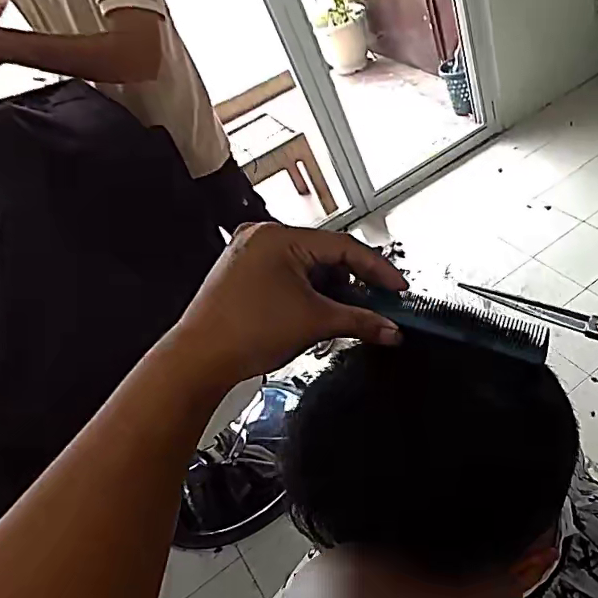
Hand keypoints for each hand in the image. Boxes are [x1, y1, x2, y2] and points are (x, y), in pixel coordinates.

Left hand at [162, 223, 405, 389]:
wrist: (200, 359)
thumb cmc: (242, 333)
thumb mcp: (317, 323)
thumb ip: (363, 322)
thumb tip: (391, 329)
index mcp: (279, 238)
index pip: (345, 246)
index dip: (378, 270)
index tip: (398, 289)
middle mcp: (264, 239)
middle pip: (330, 255)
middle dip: (357, 283)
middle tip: (380, 304)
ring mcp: (254, 255)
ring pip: (314, 267)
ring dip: (336, 291)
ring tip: (349, 315)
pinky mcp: (249, 273)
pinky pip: (296, 276)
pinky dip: (315, 294)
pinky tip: (324, 313)